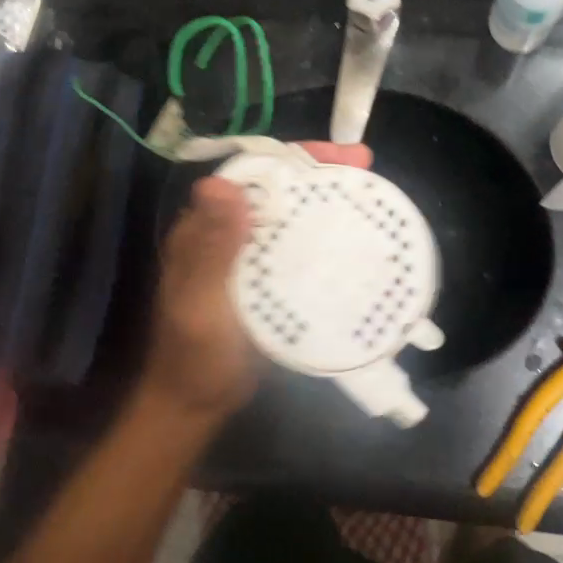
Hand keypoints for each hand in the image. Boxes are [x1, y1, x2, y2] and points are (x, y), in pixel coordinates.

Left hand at [142, 142, 372, 418]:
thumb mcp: (199, 304)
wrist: (194, 407)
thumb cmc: (192, 358)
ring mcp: (248, 257)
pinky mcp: (266, 281)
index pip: (248, 175)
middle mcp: (226, 233)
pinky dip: (323, 237)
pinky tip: (355, 241)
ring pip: (289, 215)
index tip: (335, 155)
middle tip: (364, 167)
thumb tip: (217, 184)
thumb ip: (211, 249)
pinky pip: (297, 247)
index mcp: (203, 228)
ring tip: (370, 196)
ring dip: (325, 201)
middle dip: (317, 173)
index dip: (290, 158)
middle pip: (274, 188)